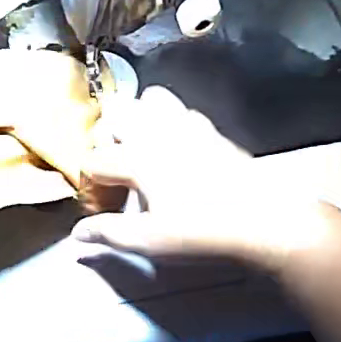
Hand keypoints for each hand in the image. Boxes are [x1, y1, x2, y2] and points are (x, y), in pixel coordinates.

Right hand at [72, 87, 330, 272]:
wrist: (264, 221)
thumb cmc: (201, 232)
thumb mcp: (148, 241)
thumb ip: (108, 234)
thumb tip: (77, 236)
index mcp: (137, 158)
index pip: (94, 160)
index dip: (88, 184)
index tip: (97, 206)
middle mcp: (158, 132)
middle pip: (116, 115)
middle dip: (106, 138)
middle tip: (113, 169)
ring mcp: (188, 126)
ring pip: (150, 100)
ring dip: (138, 119)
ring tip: (140, 149)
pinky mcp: (212, 130)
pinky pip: (181, 111)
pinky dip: (168, 121)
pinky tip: (174, 149)